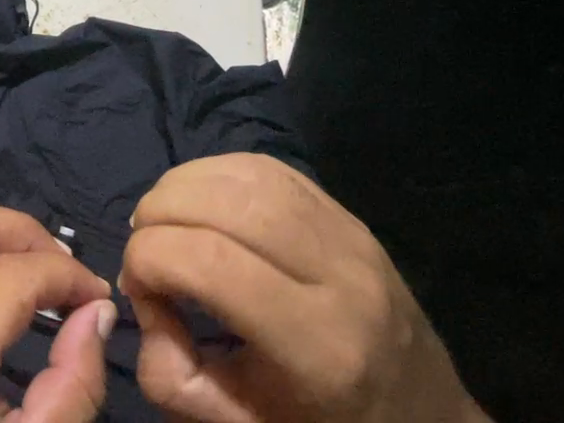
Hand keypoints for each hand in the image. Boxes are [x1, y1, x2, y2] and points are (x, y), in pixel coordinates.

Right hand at [120, 154, 488, 422]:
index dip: (148, 259)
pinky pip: (265, 167)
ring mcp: (349, 235)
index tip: (139, 288)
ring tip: (164, 222)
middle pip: (222, 206)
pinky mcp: (346, 212)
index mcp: (317, 346)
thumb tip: (147, 303)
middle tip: (145, 250)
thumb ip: (172, 376)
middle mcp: (339, 276)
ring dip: (181, 186)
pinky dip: (215, 174)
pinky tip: (200, 204)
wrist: (425, 421)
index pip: (208, 262)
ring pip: (243, 175)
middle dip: (157, 215)